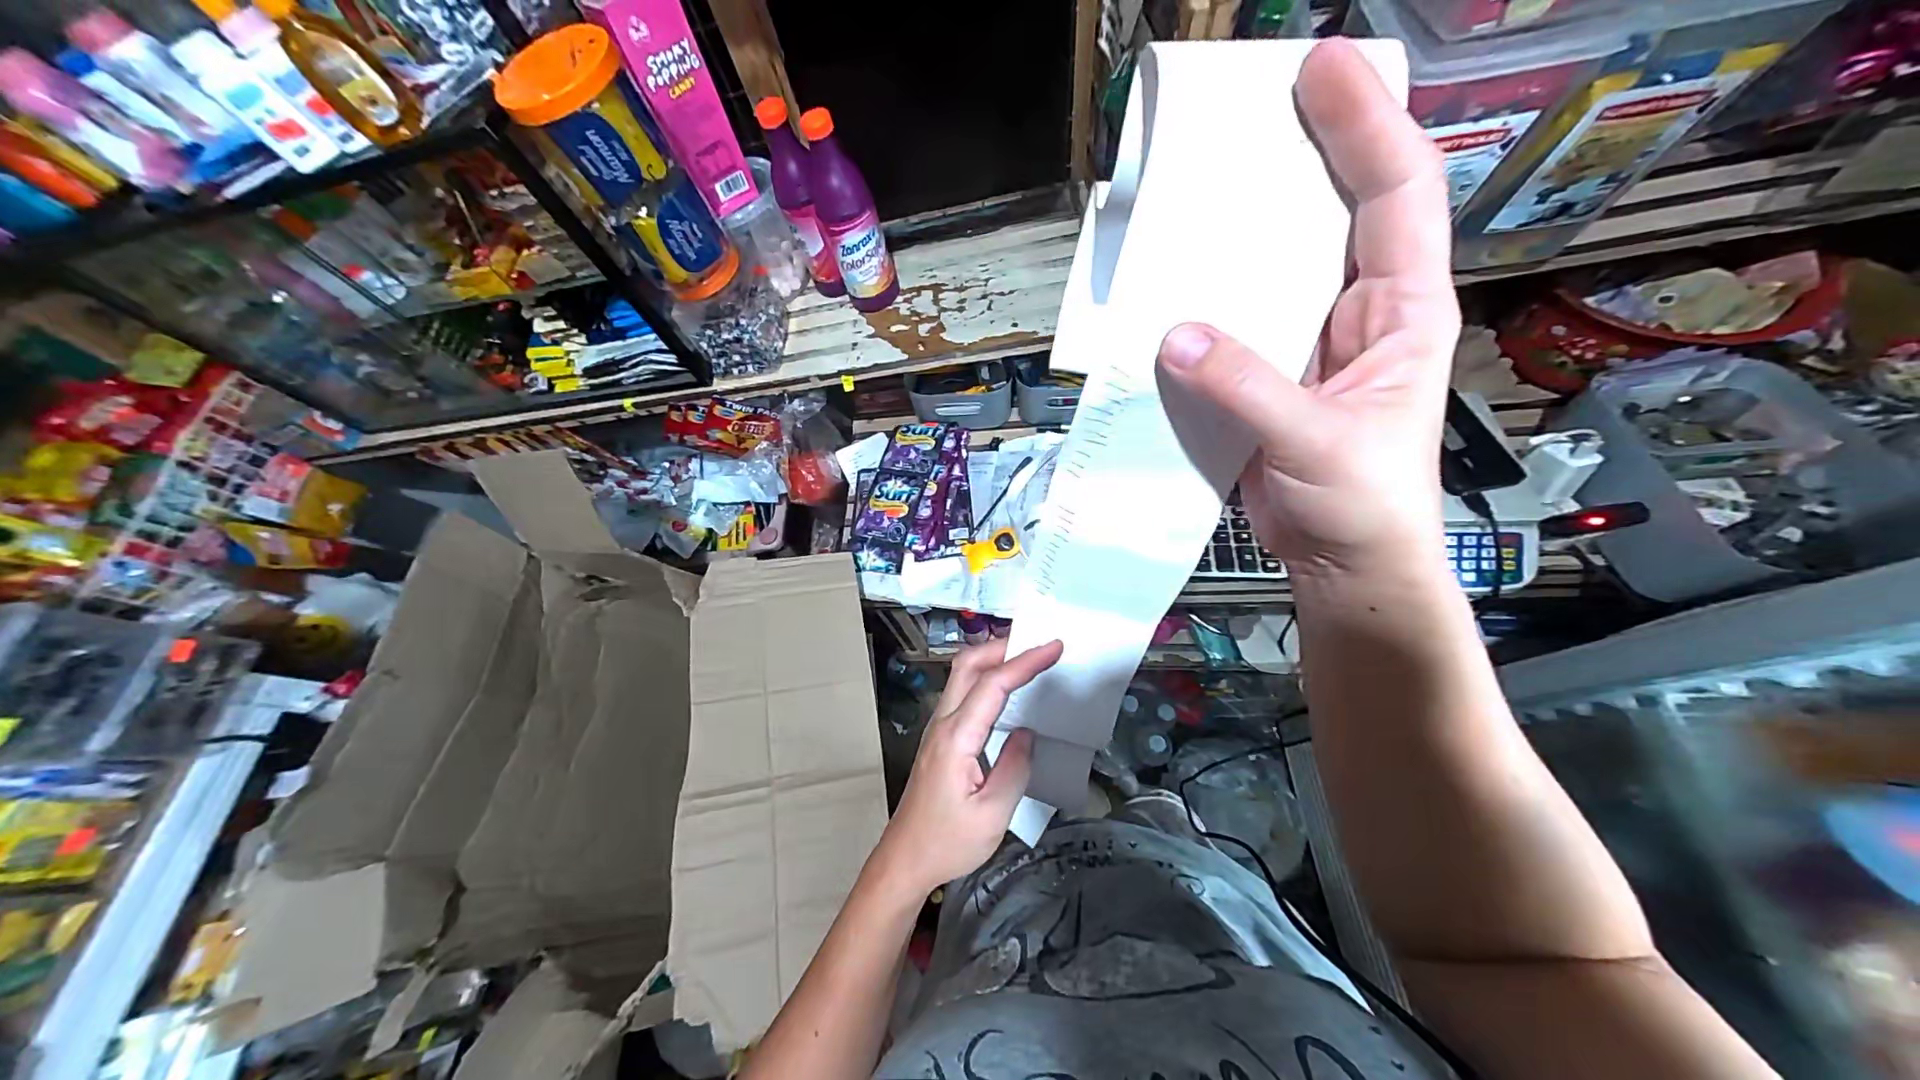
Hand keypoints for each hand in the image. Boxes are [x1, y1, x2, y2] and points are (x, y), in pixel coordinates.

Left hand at [873, 639, 1063, 896]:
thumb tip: (1026, 734)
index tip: (1054, 647)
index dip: (1025, 661)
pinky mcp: (940, 739)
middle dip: (1004, 645)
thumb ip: (1015, 768)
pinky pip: (963, 694)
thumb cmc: (947, 842)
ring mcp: (938, 730)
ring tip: (1028, 658)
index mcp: (956, 738)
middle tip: (1039, 643)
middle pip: (968, 665)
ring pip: (962, 676)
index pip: (992, 685)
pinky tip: (1007, 691)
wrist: (906, 860)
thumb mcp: (993, 814)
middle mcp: (942, 724)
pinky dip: (986, 679)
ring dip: (993, 659)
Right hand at [1155, 39, 1459, 580]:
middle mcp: (1355, 315)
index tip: (1324, 70)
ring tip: (1206, 183)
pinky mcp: (1264, 378)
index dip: (1365, 126)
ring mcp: (1305, 345)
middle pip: (1337, 211)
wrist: (1342, 562)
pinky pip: (1234, 323)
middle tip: (1258, 103)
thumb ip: (1249, 388)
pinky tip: (1177, 280)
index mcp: (1401, 314)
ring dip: (1247, 226)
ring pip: (1280, 266)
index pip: (1397, 195)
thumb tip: (1176, 337)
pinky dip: (1207, 299)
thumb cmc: (1364, 505)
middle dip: (1307, 150)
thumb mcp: (1317, 442)